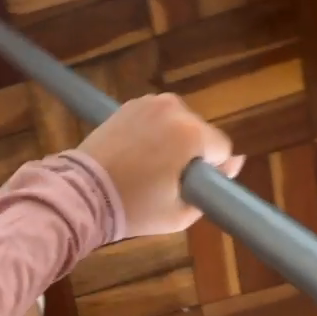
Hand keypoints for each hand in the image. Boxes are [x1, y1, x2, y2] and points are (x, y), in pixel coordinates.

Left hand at [76, 94, 243, 237]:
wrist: (82, 194)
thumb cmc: (134, 208)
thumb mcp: (178, 214)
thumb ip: (212, 191)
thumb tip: (234, 164)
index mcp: (191, 133)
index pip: (222, 148)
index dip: (213, 171)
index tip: (191, 187)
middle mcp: (175, 107)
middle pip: (199, 133)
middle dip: (190, 154)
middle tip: (163, 182)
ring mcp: (150, 102)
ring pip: (178, 124)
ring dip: (171, 142)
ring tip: (147, 170)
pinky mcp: (129, 104)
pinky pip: (155, 119)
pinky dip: (152, 134)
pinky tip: (136, 155)